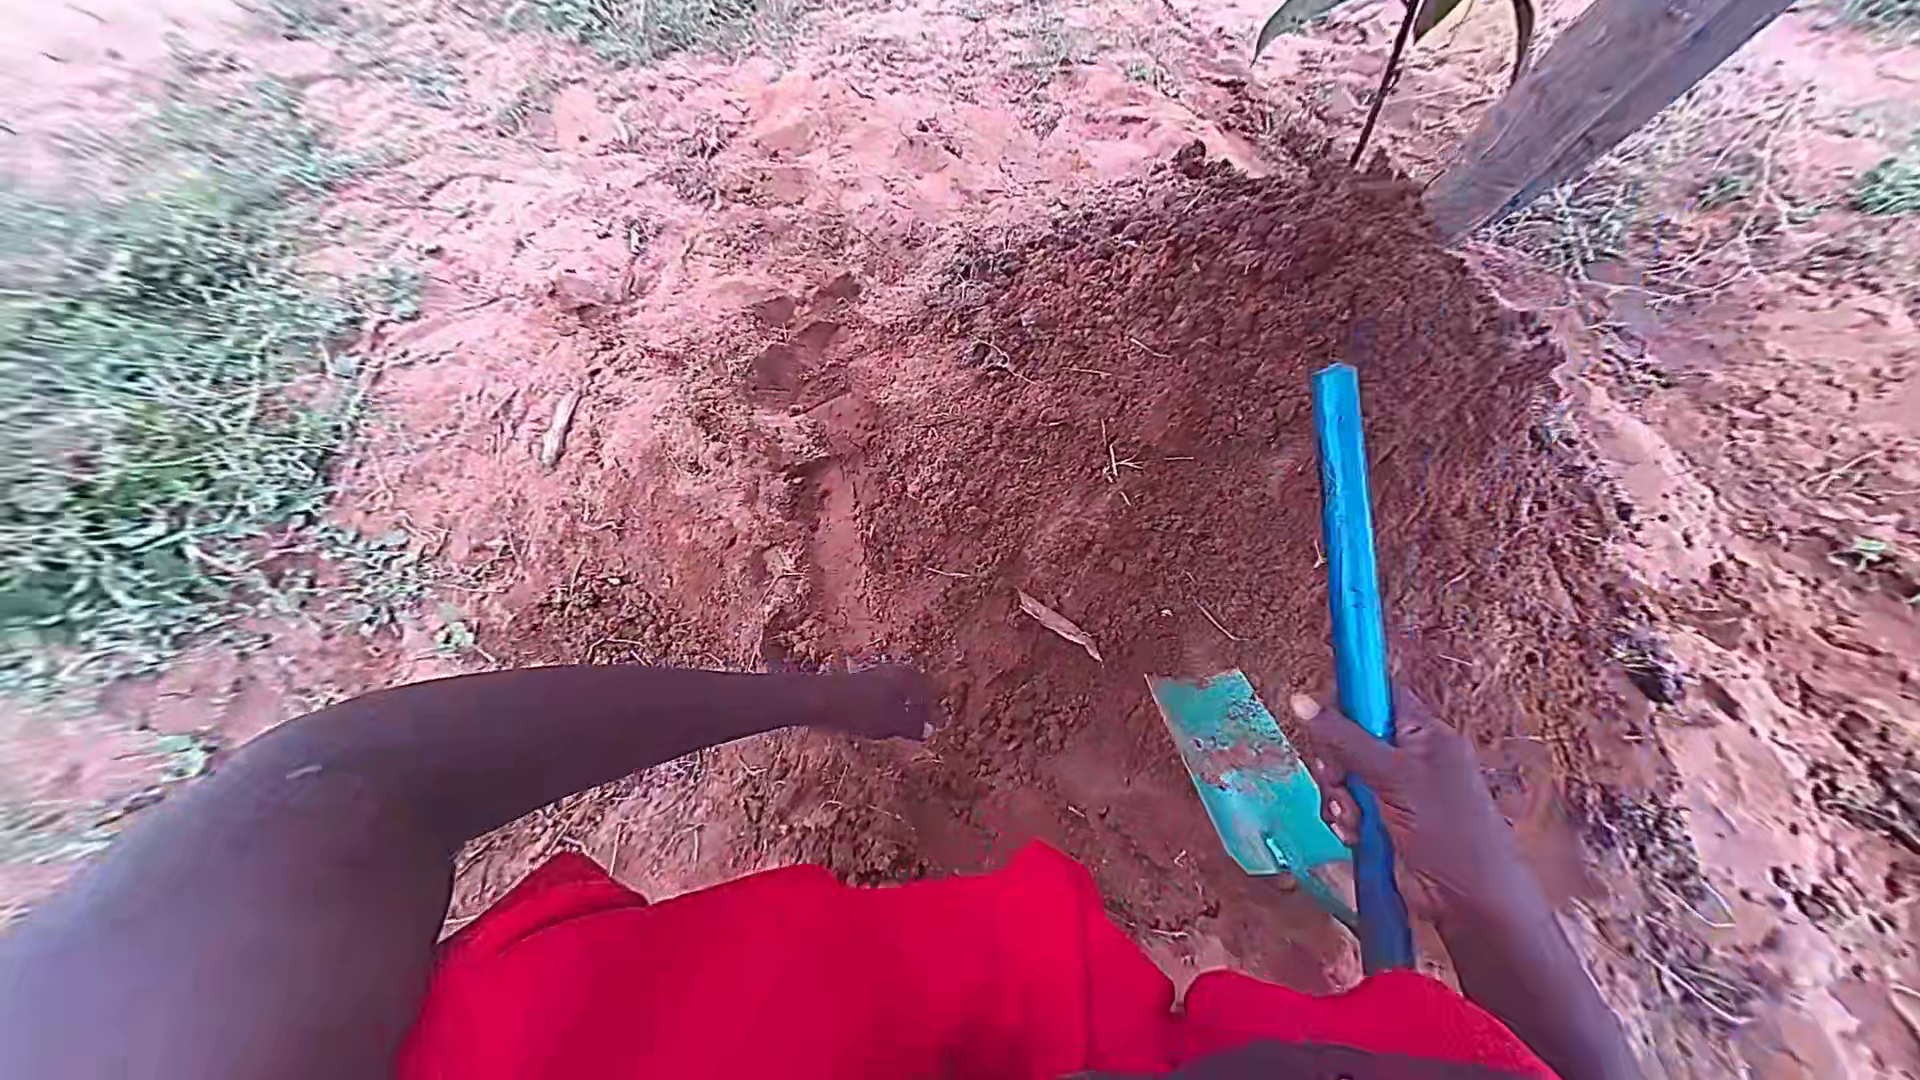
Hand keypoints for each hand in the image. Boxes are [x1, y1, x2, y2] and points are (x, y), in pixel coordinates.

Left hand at [815, 664, 937, 740]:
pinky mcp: (859, 683)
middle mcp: (893, 671)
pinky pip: (882, 694)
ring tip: (903, 725)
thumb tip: (930, 729)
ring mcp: (874, 674)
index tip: (937, 724)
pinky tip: (881, 720)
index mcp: (906, 677)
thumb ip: (913, 725)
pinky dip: (887, 706)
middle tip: (923, 723)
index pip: (929, 689)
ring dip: (902, 705)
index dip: (933, 707)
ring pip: (897, 690)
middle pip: (913, 687)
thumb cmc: (860, 710)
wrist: (819, 700)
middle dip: (919, 704)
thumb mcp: (891, 722)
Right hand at [1299, 687, 1536, 925]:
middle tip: (1339, 776)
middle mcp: (1406, 756)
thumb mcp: (1394, 777)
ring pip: (1339, 769)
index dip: (1349, 695)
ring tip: (1353, 817)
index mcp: (1424, 735)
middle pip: (1347, 732)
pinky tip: (1355, 833)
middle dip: (1334, 758)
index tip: (1324, 713)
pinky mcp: (1378, 816)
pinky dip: (1342, 815)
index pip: (1378, 693)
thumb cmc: (1450, 834)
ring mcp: (1391, 788)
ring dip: (1337, 793)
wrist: (1473, 909)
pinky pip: (1342, 800)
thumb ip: (1343, 737)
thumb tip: (1298, 700)